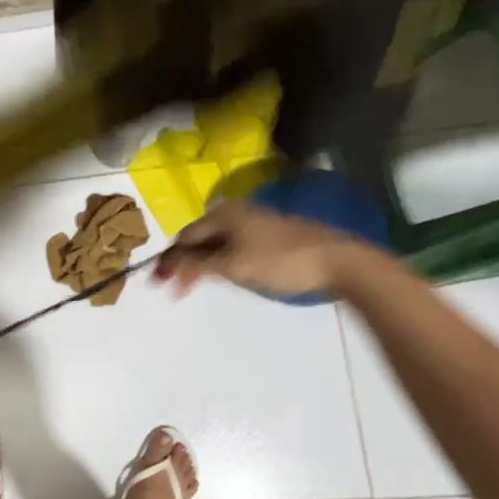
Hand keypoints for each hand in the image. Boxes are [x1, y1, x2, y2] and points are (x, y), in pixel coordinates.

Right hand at [153, 201, 375, 296]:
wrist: (339, 261)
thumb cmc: (281, 261)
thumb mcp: (233, 266)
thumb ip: (197, 266)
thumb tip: (168, 267)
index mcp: (222, 214)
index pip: (184, 237)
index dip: (170, 260)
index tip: (159, 285)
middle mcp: (235, 211)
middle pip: (199, 238)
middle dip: (184, 261)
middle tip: (174, 287)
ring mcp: (256, 221)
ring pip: (217, 242)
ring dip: (202, 262)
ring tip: (195, 283)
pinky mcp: (271, 234)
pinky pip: (234, 245)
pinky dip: (221, 260)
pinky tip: (224, 274)